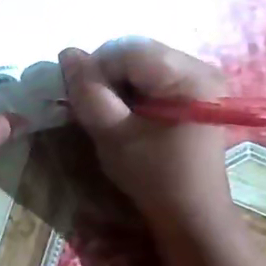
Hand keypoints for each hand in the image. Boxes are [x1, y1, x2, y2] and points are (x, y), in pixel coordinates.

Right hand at [57, 38, 230, 226]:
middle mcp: (199, 68)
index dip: (95, 70)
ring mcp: (199, 79)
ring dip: (115, 83)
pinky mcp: (193, 92)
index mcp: (187, 76)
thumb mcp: (112, 133)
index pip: (125, 50)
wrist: (191, 215)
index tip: (82, 101)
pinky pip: (150, 75)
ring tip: (110, 113)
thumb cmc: (153, 175)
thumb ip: (88, 92)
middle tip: (93, 108)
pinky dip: (130, 90)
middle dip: (105, 75)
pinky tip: (127, 115)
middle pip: (134, 52)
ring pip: (139, 62)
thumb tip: (67, 53)